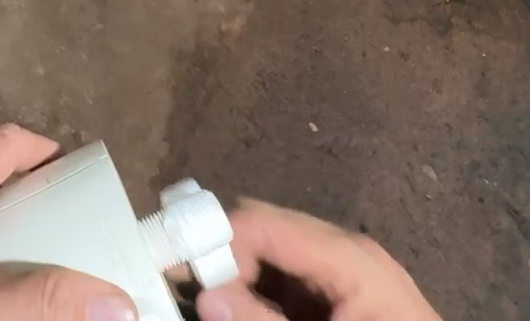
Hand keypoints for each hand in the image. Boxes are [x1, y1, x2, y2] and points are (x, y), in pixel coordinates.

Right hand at [193, 201, 438, 320]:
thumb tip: (203, 297)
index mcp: (346, 256)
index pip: (261, 222)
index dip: (216, 242)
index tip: (183, 274)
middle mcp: (342, 249)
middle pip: (262, 227)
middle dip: (221, 254)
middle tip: (188, 285)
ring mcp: (343, 270)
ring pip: (269, 249)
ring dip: (236, 272)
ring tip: (209, 298)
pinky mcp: (341, 294)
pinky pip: (286, 276)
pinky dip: (258, 288)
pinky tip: (241, 307)